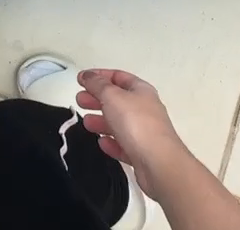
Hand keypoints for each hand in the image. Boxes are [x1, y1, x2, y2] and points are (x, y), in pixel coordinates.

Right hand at [77, 69, 190, 201]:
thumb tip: (86, 75)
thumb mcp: (111, 96)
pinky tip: (103, 143)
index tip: (82, 79)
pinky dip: (112, 142)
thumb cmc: (136, 123)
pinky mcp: (143, 154)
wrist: (159, 165)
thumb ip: (96, 84)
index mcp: (141, 90)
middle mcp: (145, 109)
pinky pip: (124, 145)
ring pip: (119, 123)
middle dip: (97, 99)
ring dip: (101, 121)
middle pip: (117, 100)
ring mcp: (145, 133)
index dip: (98, 76)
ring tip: (86, 122)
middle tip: (80, 100)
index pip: (118, 76)